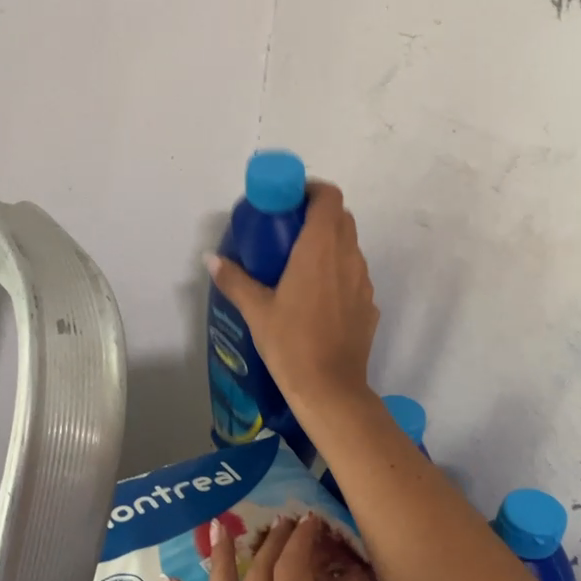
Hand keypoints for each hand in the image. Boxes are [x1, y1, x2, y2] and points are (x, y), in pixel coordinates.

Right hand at [206, 182, 379, 416]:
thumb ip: (234, 280)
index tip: (290, 202)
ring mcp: (363, 282)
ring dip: (329, 248)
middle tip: (288, 234)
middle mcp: (348, 257)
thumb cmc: (290, 344)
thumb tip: (212, 259)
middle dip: (317, 217)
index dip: (311, 191)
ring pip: (349, 249)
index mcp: (320, 248)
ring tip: (300, 269)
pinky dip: (338, 277)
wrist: (330, 389)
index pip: (328, 197)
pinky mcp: (369, 306)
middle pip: (341, 219)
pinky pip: (354, 278)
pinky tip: (317, 303)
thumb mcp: (256, 311)